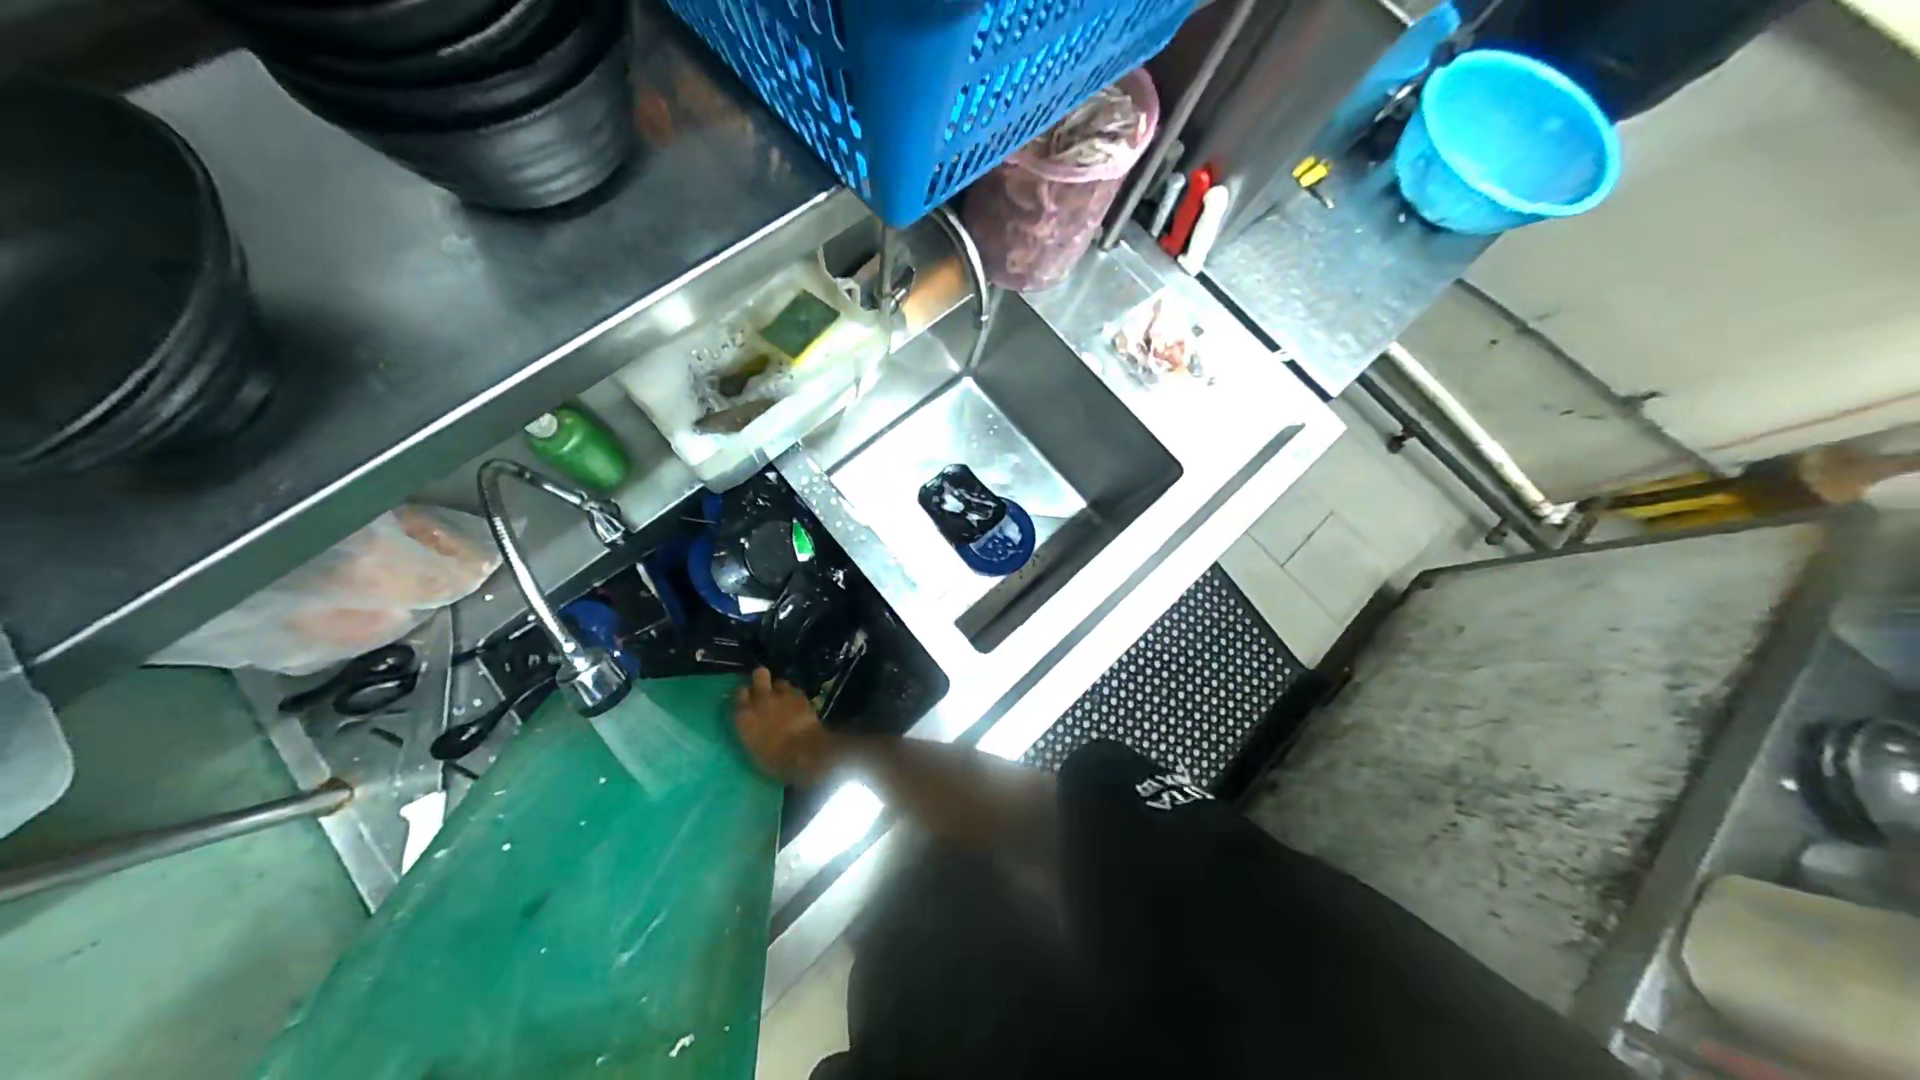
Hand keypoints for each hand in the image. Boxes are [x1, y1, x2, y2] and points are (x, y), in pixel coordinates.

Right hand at [734, 667, 839, 783]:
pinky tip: (798, 704)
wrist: (802, 751)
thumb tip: (752, 726)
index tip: (748, 698)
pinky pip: (795, 690)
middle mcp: (761, 700)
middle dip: (762, 678)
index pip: (739, 693)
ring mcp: (782, 695)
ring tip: (784, 699)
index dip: (745, 694)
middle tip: (765, 687)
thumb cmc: (773, 759)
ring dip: (781, 689)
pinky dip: (795, 696)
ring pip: (780, 682)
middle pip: (759, 675)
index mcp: (744, 715)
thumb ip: (750, 730)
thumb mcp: (753, 748)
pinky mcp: (800, 696)